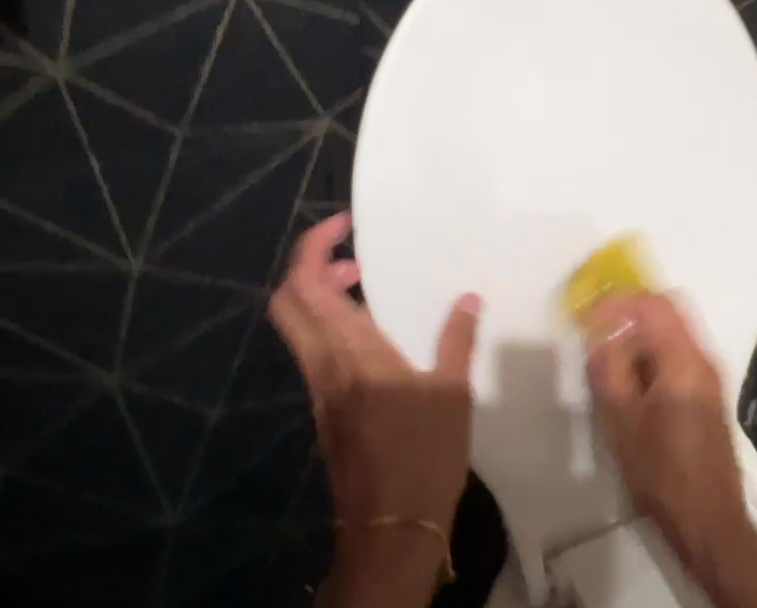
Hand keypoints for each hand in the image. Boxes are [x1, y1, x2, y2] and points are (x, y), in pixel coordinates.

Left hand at [268, 213, 481, 603]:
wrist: (390, 530)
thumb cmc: (423, 457)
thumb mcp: (452, 394)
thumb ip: (457, 339)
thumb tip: (468, 297)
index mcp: (350, 351)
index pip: (307, 284)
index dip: (314, 245)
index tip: (344, 225)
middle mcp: (323, 363)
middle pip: (288, 300)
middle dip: (311, 267)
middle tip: (355, 260)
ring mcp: (320, 388)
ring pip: (299, 326)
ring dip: (322, 297)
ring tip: (369, 289)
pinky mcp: (326, 409)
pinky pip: (316, 351)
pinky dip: (332, 327)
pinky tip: (377, 337)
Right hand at [583, 294, 750, 571]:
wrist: (709, 523)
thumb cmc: (663, 475)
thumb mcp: (622, 423)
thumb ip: (608, 371)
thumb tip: (598, 336)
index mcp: (684, 362)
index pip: (653, 304)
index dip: (617, 302)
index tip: (588, 317)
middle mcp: (703, 360)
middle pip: (666, 311)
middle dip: (628, 314)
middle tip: (596, 331)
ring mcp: (709, 377)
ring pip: (671, 332)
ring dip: (638, 336)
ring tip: (607, 361)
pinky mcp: (707, 395)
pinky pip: (676, 355)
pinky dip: (650, 355)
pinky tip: (628, 383)